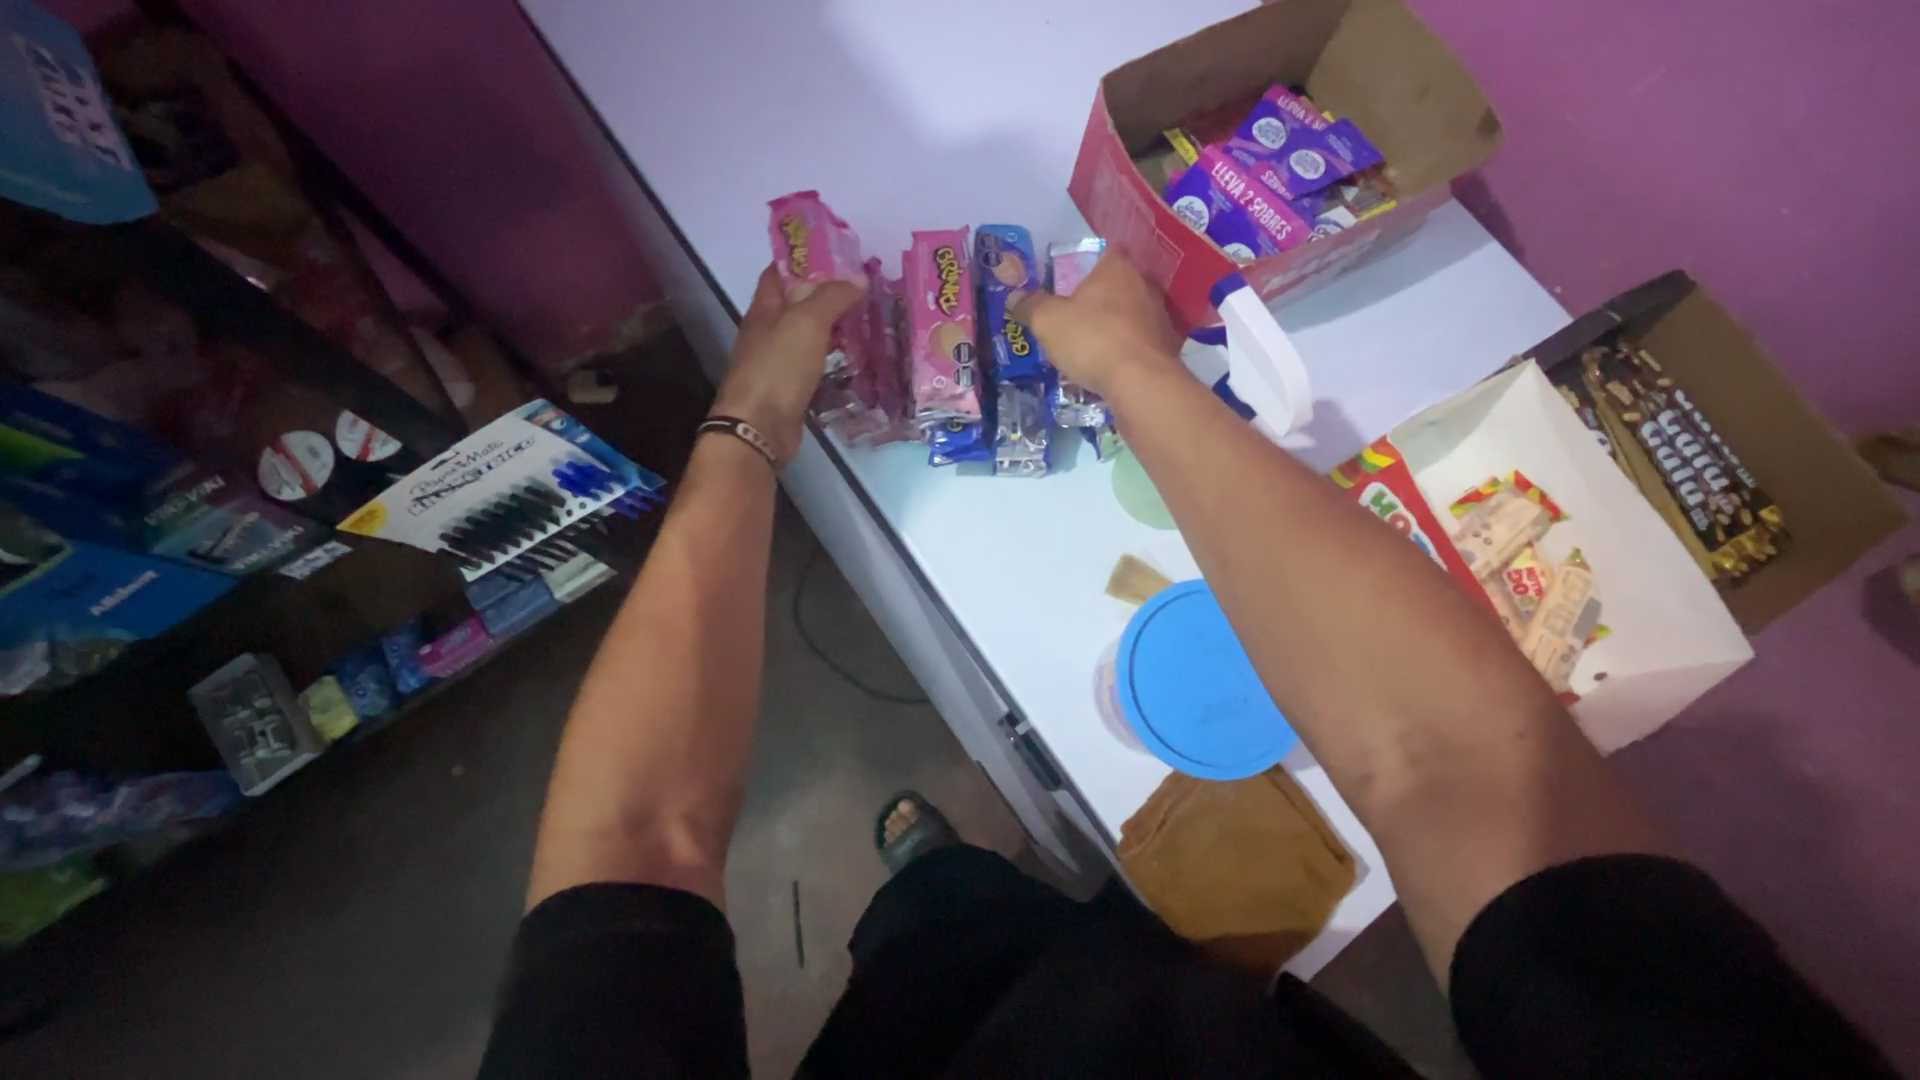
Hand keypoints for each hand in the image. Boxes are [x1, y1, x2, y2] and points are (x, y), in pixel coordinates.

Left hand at [713, 264, 865, 465]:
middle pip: (796, 305)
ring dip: (832, 329)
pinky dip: (832, 360)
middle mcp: (767, 333)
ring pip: (807, 337)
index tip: (835, 254)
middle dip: (825, 295)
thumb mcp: (807, 322)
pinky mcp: (790, 391)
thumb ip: (832, 297)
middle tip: (862, 290)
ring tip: (866, 321)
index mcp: (764, 309)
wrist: (759, 427)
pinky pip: (814, 367)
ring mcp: (777, 364)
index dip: (802, 259)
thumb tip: (858, 278)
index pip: (779, 273)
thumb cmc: (778, 368)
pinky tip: (854, 360)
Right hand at [1010, 252, 1184, 399]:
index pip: (1109, 251)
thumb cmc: (1091, 338)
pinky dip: (1130, 350)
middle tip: (1080, 315)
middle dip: (1103, 297)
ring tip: (1096, 345)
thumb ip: (1031, 306)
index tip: (1077, 278)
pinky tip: (1114, 366)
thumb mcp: (1048, 321)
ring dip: (1118, 325)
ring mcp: (1160, 316)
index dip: (1093, 262)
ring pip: (1134, 314)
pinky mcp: (1168, 346)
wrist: (1140, 380)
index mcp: (1116, 268)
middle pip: (1121, 284)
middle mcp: (1144, 285)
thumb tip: (1015, 297)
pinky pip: (1142, 342)